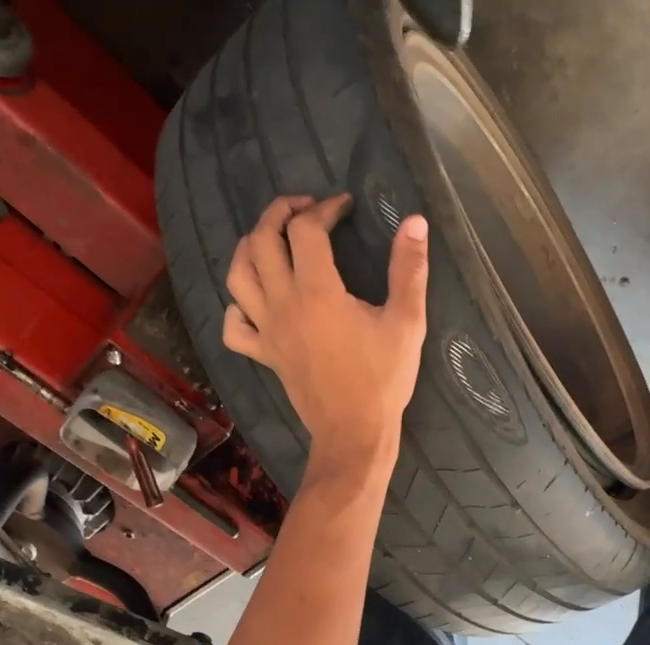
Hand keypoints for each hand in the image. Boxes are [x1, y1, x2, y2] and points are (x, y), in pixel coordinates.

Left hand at [223, 194, 429, 468]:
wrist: (354, 432)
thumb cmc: (383, 380)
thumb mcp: (406, 323)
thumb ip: (409, 270)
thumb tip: (415, 221)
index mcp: (317, 292)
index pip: (306, 230)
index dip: (325, 208)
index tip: (345, 206)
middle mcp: (282, 304)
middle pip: (261, 240)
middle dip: (280, 212)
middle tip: (305, 208)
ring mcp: (266, 331)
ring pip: (238, 276)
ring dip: (250, 248)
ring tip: (273, 240)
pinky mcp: (263, 355)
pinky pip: (234, 326)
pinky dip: (237, 306)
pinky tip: (256, 301)